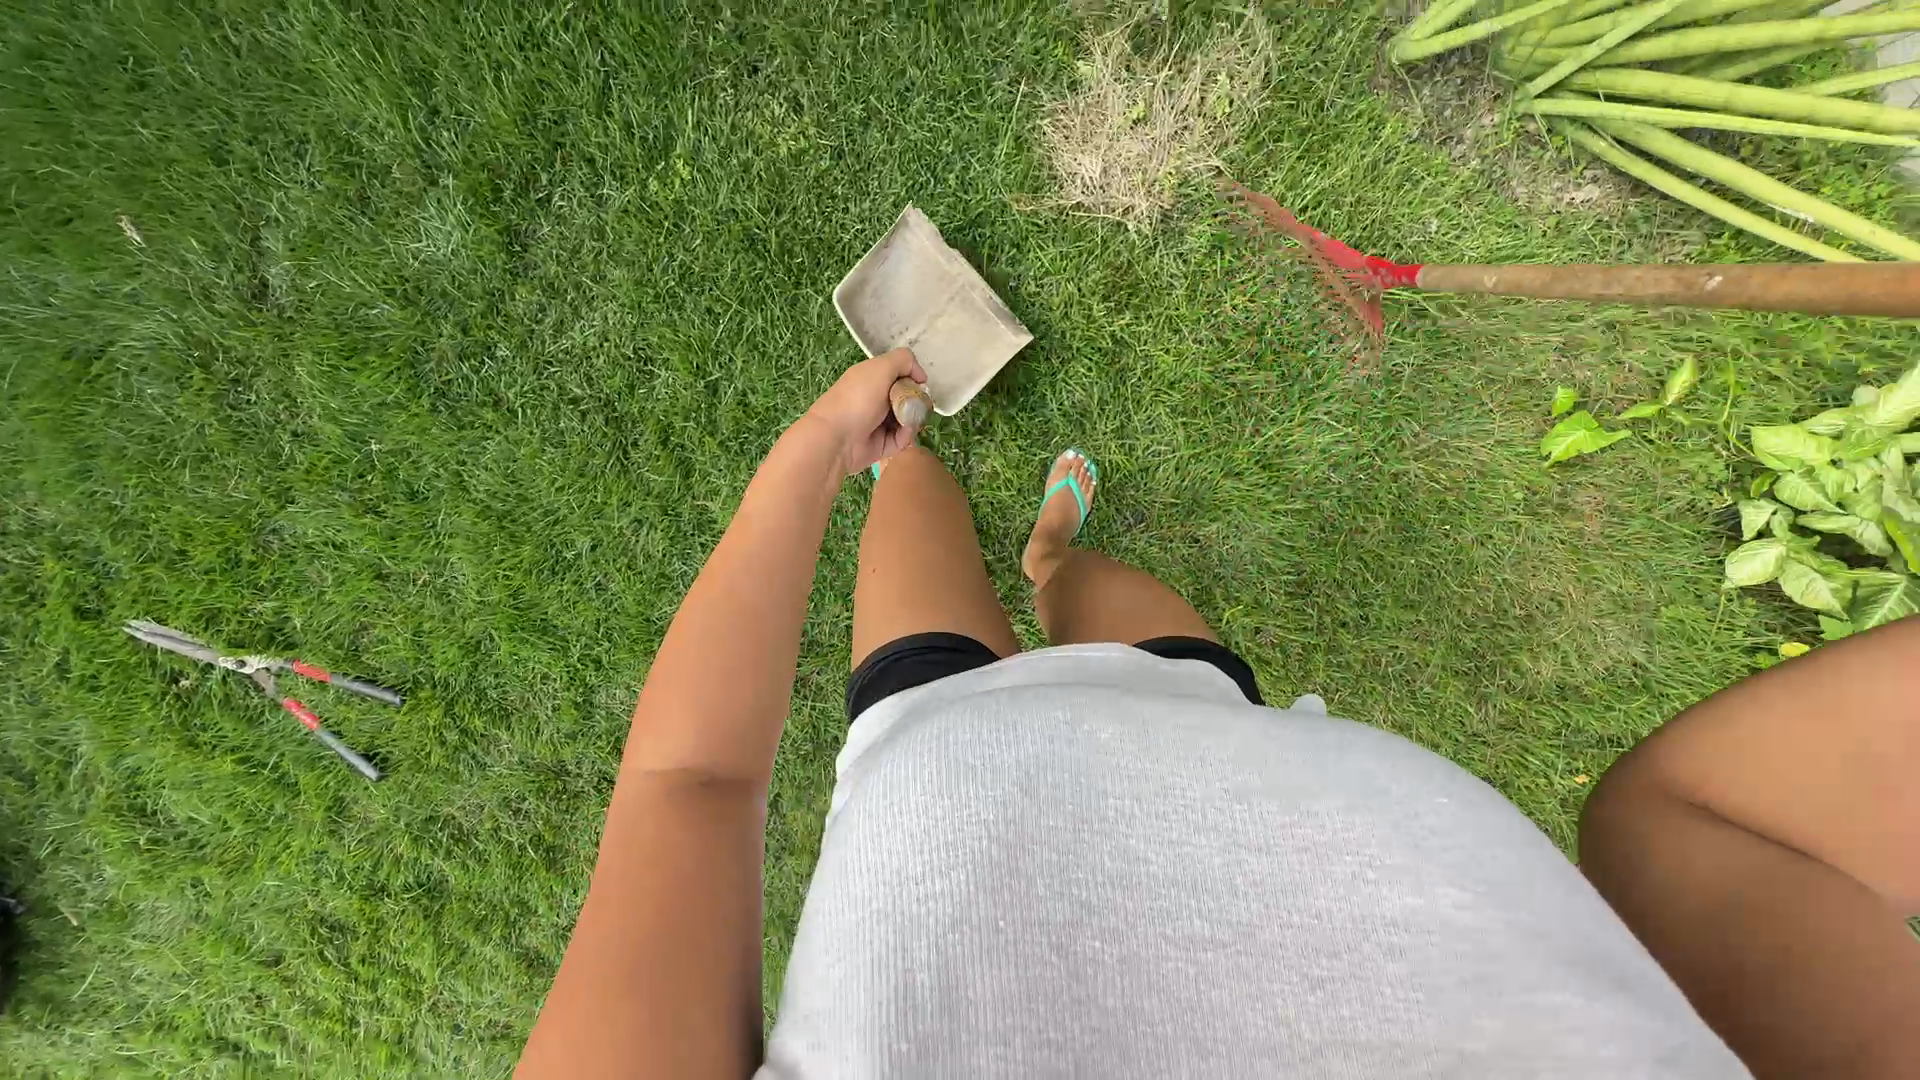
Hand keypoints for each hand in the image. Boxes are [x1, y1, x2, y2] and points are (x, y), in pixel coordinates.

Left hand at [803, 348, 928, 475]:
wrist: (837, 438)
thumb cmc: (857, 398)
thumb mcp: (880, 368)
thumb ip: (904, 360)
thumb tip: (921, 377)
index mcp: (873, 378)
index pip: (903, 375)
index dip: (914, 378)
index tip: (920, 384)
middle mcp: (877, 399)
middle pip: (909, 398)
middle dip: (917, 401)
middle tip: (917, 405)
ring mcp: (880, 423)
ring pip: (909, 418)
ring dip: (913, 419)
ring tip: (907, 421)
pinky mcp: (883, 444)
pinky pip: (903, 438)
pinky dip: (906, 435)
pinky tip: (901, 433)